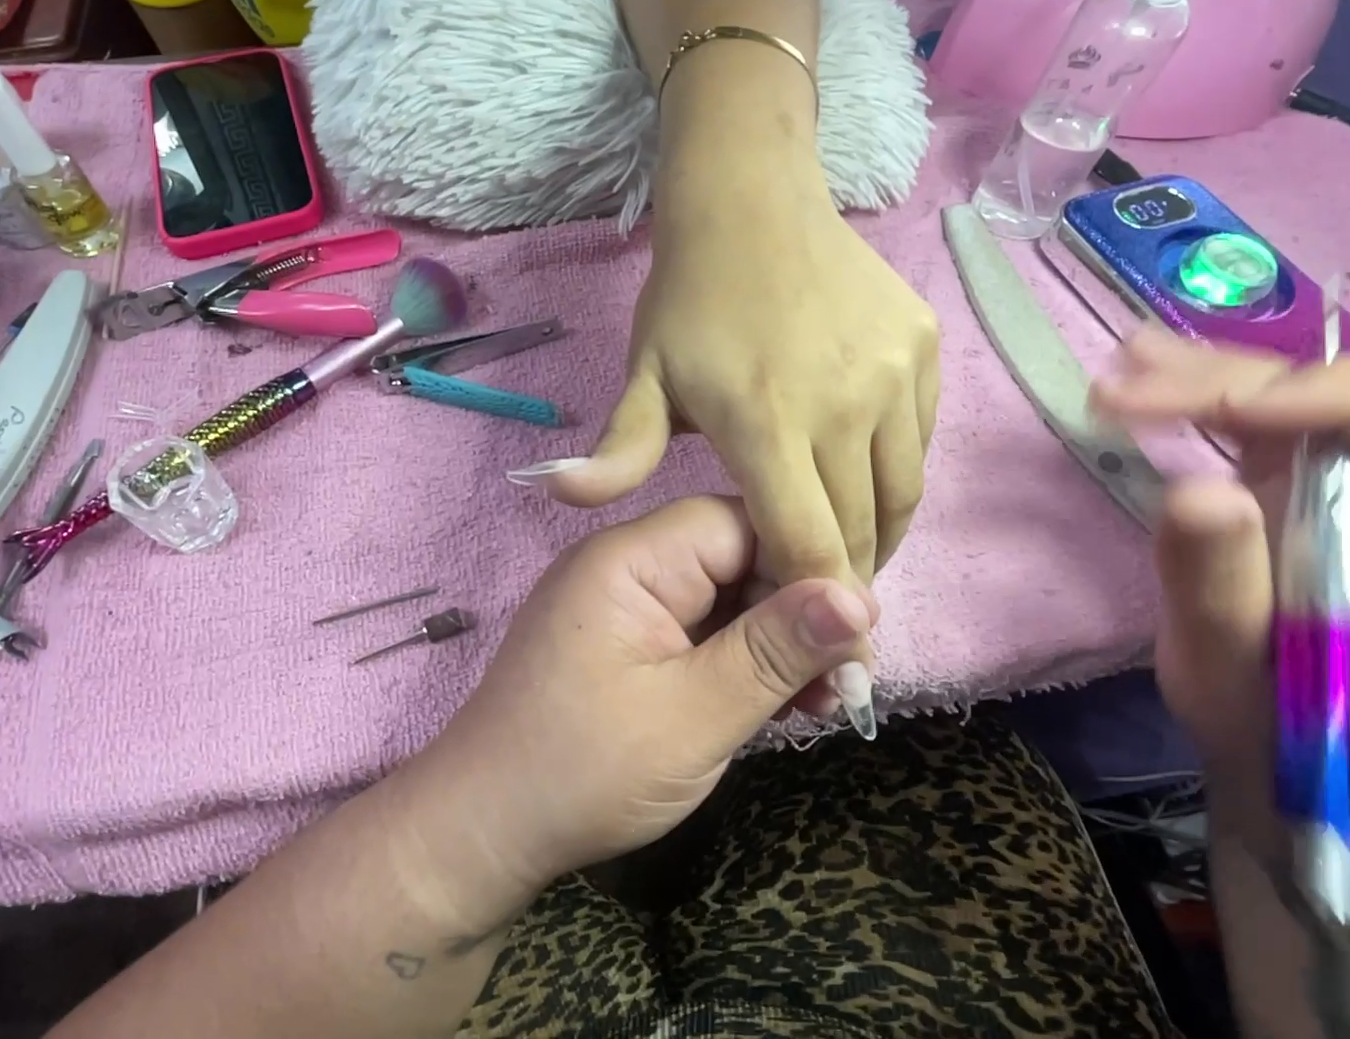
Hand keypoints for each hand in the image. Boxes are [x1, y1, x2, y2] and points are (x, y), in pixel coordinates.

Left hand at [407, 496, 877, 899]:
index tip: (863, 626)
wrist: (486, 829)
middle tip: (854, 676)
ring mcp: (628, 608)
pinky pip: (703, 636)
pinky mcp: (631, 646)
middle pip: (737, 559)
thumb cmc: (584, 770)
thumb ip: (775, 651)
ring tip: (830, 700)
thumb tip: (860, 597)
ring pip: (727, 602)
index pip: (740, 521)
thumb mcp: (693, 714)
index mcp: (630, 559)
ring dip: (779, 647)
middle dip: (799, 614)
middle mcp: (627, 567)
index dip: (807, 562)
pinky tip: (789, 704)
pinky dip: (744, 666)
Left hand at [522, 188, 940, 589]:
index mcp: (766, 423)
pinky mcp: (923, 349)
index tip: (806, 632)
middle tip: (821, 605)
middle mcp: (844, 405)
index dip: (810, 603)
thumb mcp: (644, 378)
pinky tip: (865, 486)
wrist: (751, 202)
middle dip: (844, 581)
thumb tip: (554, 492)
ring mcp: (894, 374)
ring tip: (849, 556)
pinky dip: (897, 480)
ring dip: (880, 538)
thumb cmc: (689, 301)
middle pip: (862, 531)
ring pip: (904, 493)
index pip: (806, 545)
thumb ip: (617, 451)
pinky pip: (921, 442)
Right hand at [1093, 331, 1349, 796]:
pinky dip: (1204, 396)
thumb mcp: (1239, 673)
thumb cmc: (1284, 731)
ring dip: (1214, 374)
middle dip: (1239, 381)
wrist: (1300, 761)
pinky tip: (1145, 375)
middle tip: (1129, 390)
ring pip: (1308, 396)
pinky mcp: (1310, 488)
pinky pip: (1269, 423)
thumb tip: (1195, 485)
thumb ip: (1222, 587)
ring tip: (1126, 362)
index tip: (1220, 412)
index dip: (1338, 397)